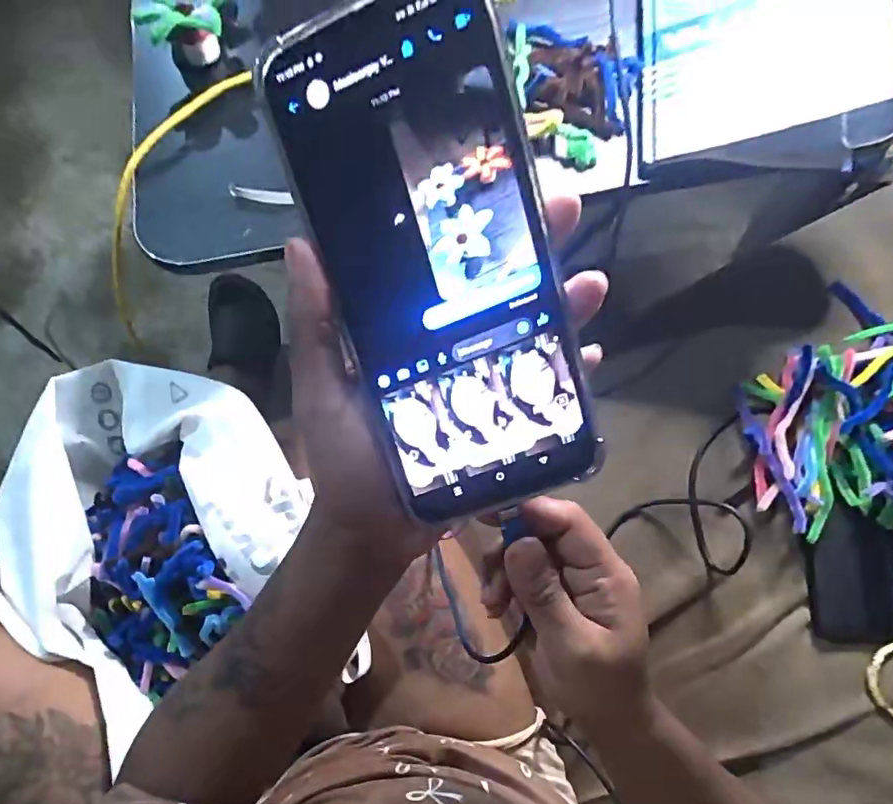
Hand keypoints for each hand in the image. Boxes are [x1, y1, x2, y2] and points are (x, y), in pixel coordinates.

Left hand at [284, 194, 608, 567]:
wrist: (375, 529)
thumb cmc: (345, 460)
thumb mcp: (322, 389)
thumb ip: (315, 326)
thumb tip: (303, 244)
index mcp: (406, 335)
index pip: (442, 272)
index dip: (469, 230)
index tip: (496, 185)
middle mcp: (447, 350)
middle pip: (495, 293)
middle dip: (533, 251)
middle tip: (564, 208)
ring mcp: (479, 386)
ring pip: (528, 335)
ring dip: (563, 306)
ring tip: (590, 284)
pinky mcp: (501, 424)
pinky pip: (541, 393)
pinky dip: (565, 375)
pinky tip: (587, 357)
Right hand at [479, 497, 648, 723]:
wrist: (611, 720)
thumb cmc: (597, 686)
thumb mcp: (569, 642)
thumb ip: (543, 592)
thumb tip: (517, 542)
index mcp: (605, 573)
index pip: (569, 521)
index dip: (530, 510)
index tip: (487, 514)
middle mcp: (590, 568)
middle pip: (543, 533)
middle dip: (509, 550)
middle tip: (489, 584)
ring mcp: (573, 581)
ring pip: (528, 552)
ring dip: (503, 571)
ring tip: (492, 605)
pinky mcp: (556, 596)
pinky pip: (525, 575)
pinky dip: (506, 587)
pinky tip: (496, 611)